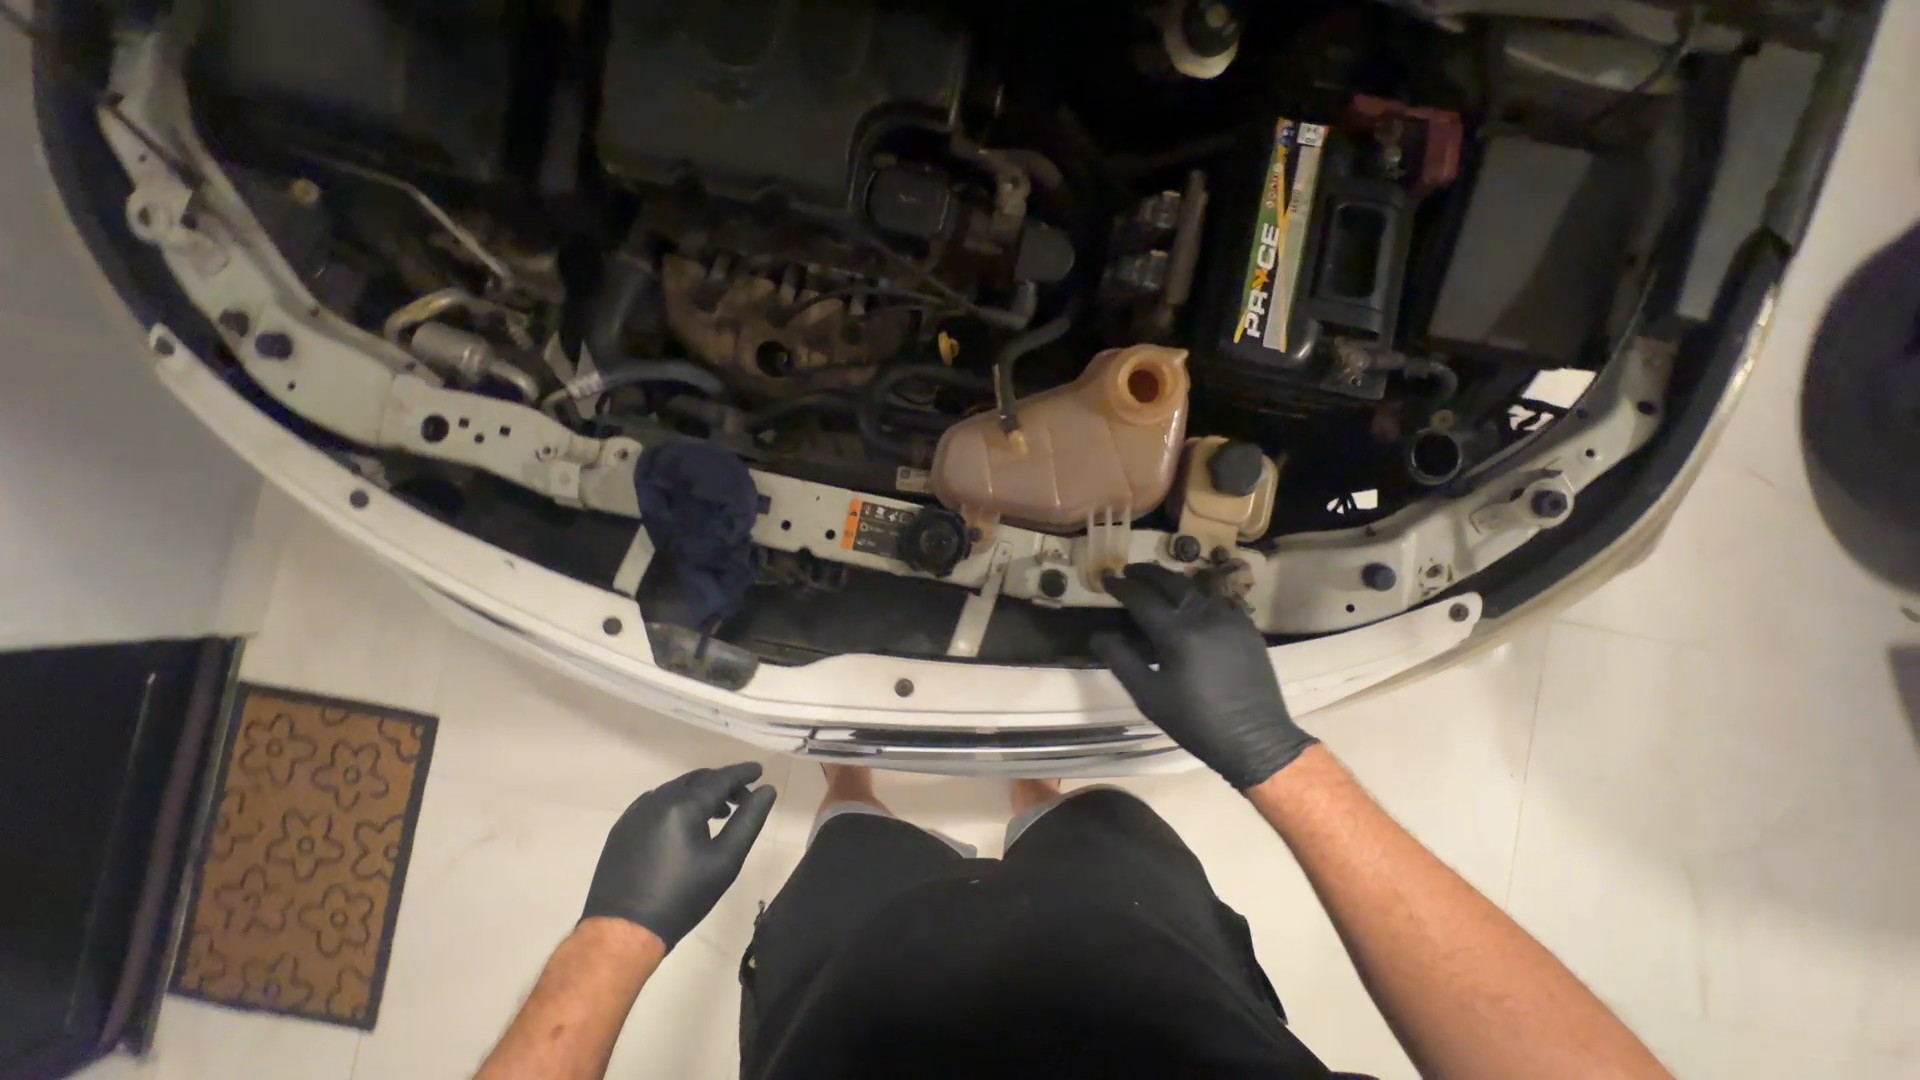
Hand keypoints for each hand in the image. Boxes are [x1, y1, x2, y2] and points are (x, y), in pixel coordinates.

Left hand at [581, 763, 777, 948]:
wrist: (623, 932)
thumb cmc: (682, 898)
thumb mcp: (725, 861)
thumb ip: (748, 821)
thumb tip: (767, 791)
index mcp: (682, 806)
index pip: (720, 778)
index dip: (742, 773)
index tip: (760, 771)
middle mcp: (656, 800)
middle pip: (697, 780)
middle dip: (722, 783)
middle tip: (742, 797)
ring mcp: (635, 813)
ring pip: (675, 790)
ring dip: (699, 794)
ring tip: (718, 813)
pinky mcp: (622, 828)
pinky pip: (656, 803)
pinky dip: (677, 804)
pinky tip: (684, 825)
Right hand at [1093, 563, 1316, 789]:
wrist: (1254, 739)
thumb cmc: (1195, 721)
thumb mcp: (1149, 696)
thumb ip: (1120, 660)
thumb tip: (1097, 635)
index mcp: (1177, 633)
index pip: (1142, 598)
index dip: (1121, 586)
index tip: (1107, 578)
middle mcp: (1204, 616)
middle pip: (1171, 582)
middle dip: (1147, 573)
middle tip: (1129, 570)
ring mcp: (1230, 619)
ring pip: (1197, 587)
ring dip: (1173, 581)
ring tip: (1157, 582)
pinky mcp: (1247, 628)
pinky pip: (1219, 600)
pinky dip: (1199, 594)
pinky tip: (1191, 602)